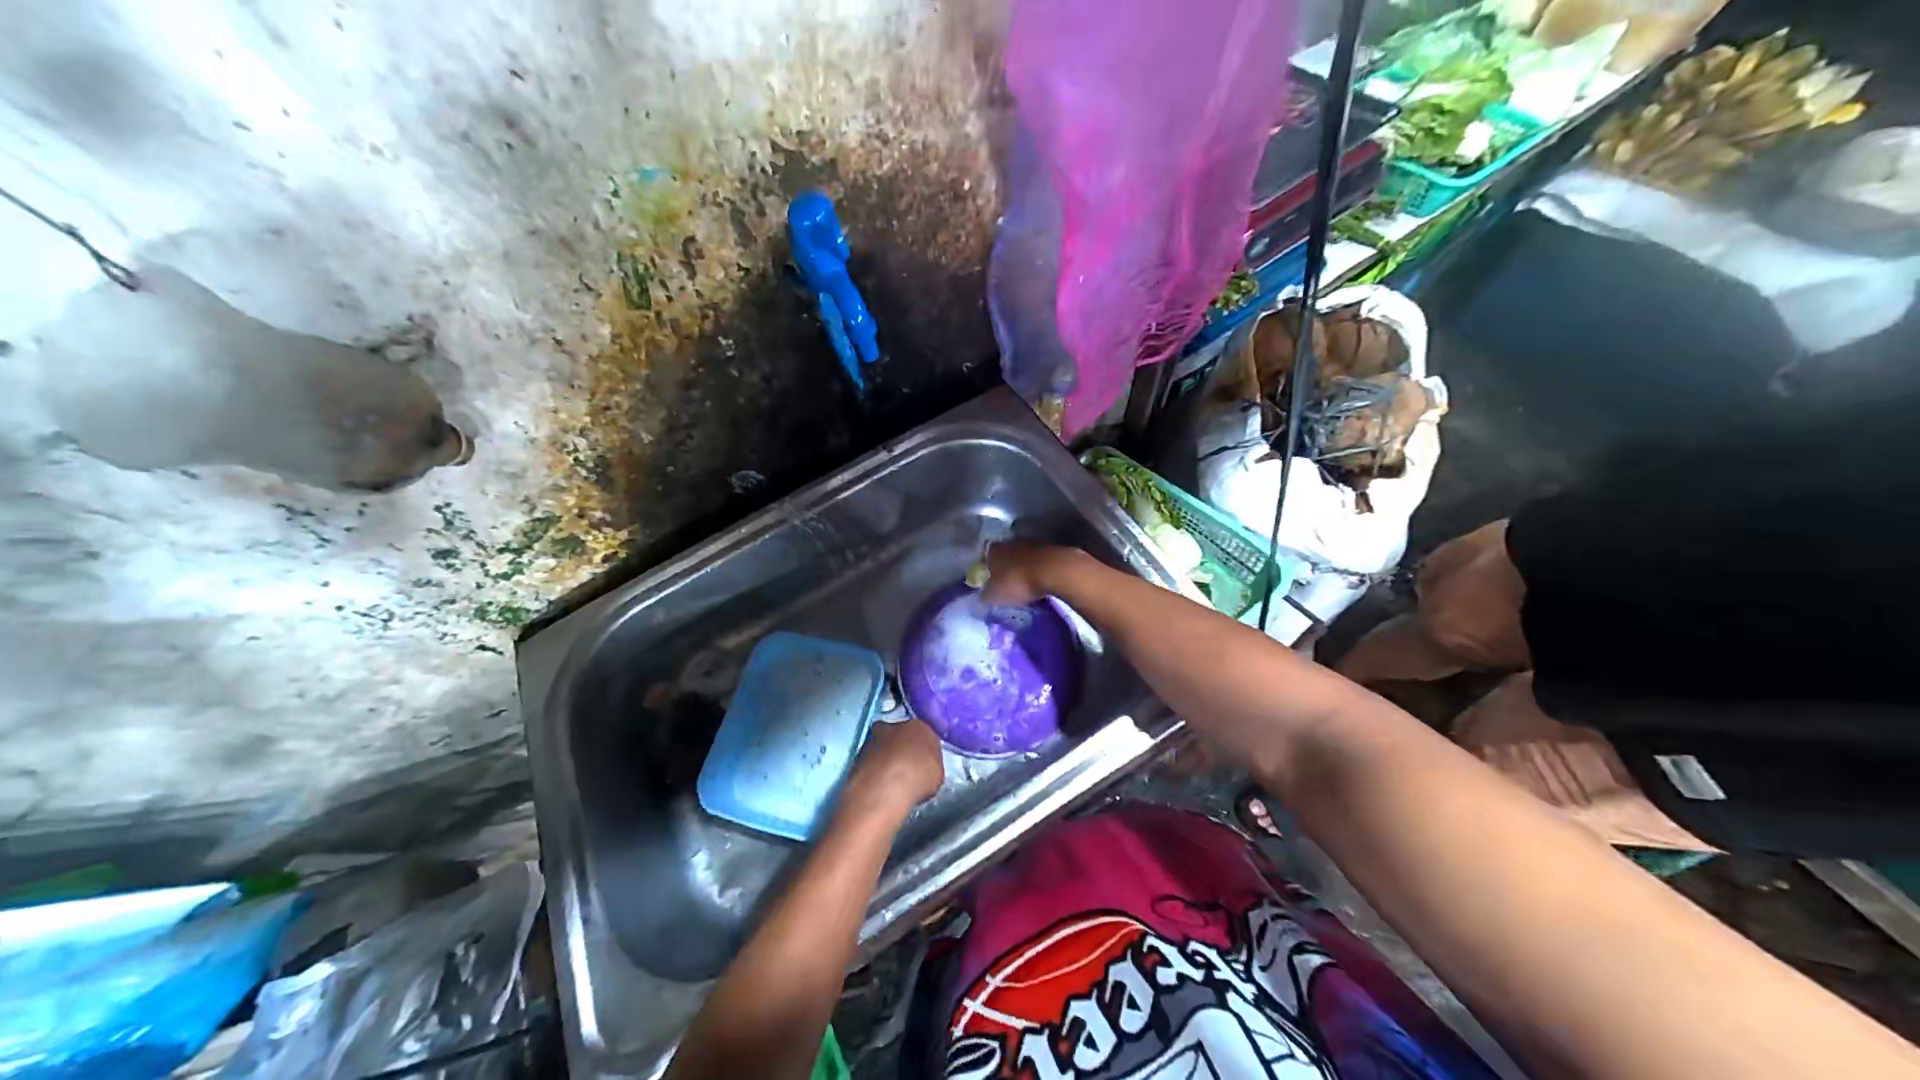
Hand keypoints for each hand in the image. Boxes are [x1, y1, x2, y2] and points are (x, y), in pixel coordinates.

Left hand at [839, 718, 943, 817]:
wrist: (884, 789)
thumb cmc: (918, 778)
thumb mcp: (937, 774)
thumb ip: (931, 764)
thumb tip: (925, 767)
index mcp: (919, 725)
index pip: (924, 734)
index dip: (924, 750)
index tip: (925, 764)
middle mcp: (893, 725)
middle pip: (900, 736)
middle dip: (903, 750)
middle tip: (907, 769)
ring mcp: (871, 739)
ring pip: (883, 748)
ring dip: (886, 760)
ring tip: (891, 782)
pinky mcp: (856, 756)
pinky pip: (871, 763)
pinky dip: (875, 772)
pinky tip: (880, 787)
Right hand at [980, 541, 1085, 606]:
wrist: (1053, 570)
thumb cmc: (1018, 582)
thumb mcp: (995, 595)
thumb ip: (985, 594)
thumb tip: (982, 595)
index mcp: (993, 550)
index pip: (985, 558)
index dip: (987, 570)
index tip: (990, 581)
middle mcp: (1010, 542)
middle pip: (1005, 554)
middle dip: (1006, 567)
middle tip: (1008, 583)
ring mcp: (1032, 542)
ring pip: (1023, 555)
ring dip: (1024, 566)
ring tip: (1026, 582)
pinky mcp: (1050, 547)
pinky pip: (1039, 559)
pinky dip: (1038, 567)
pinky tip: (1041, 579)